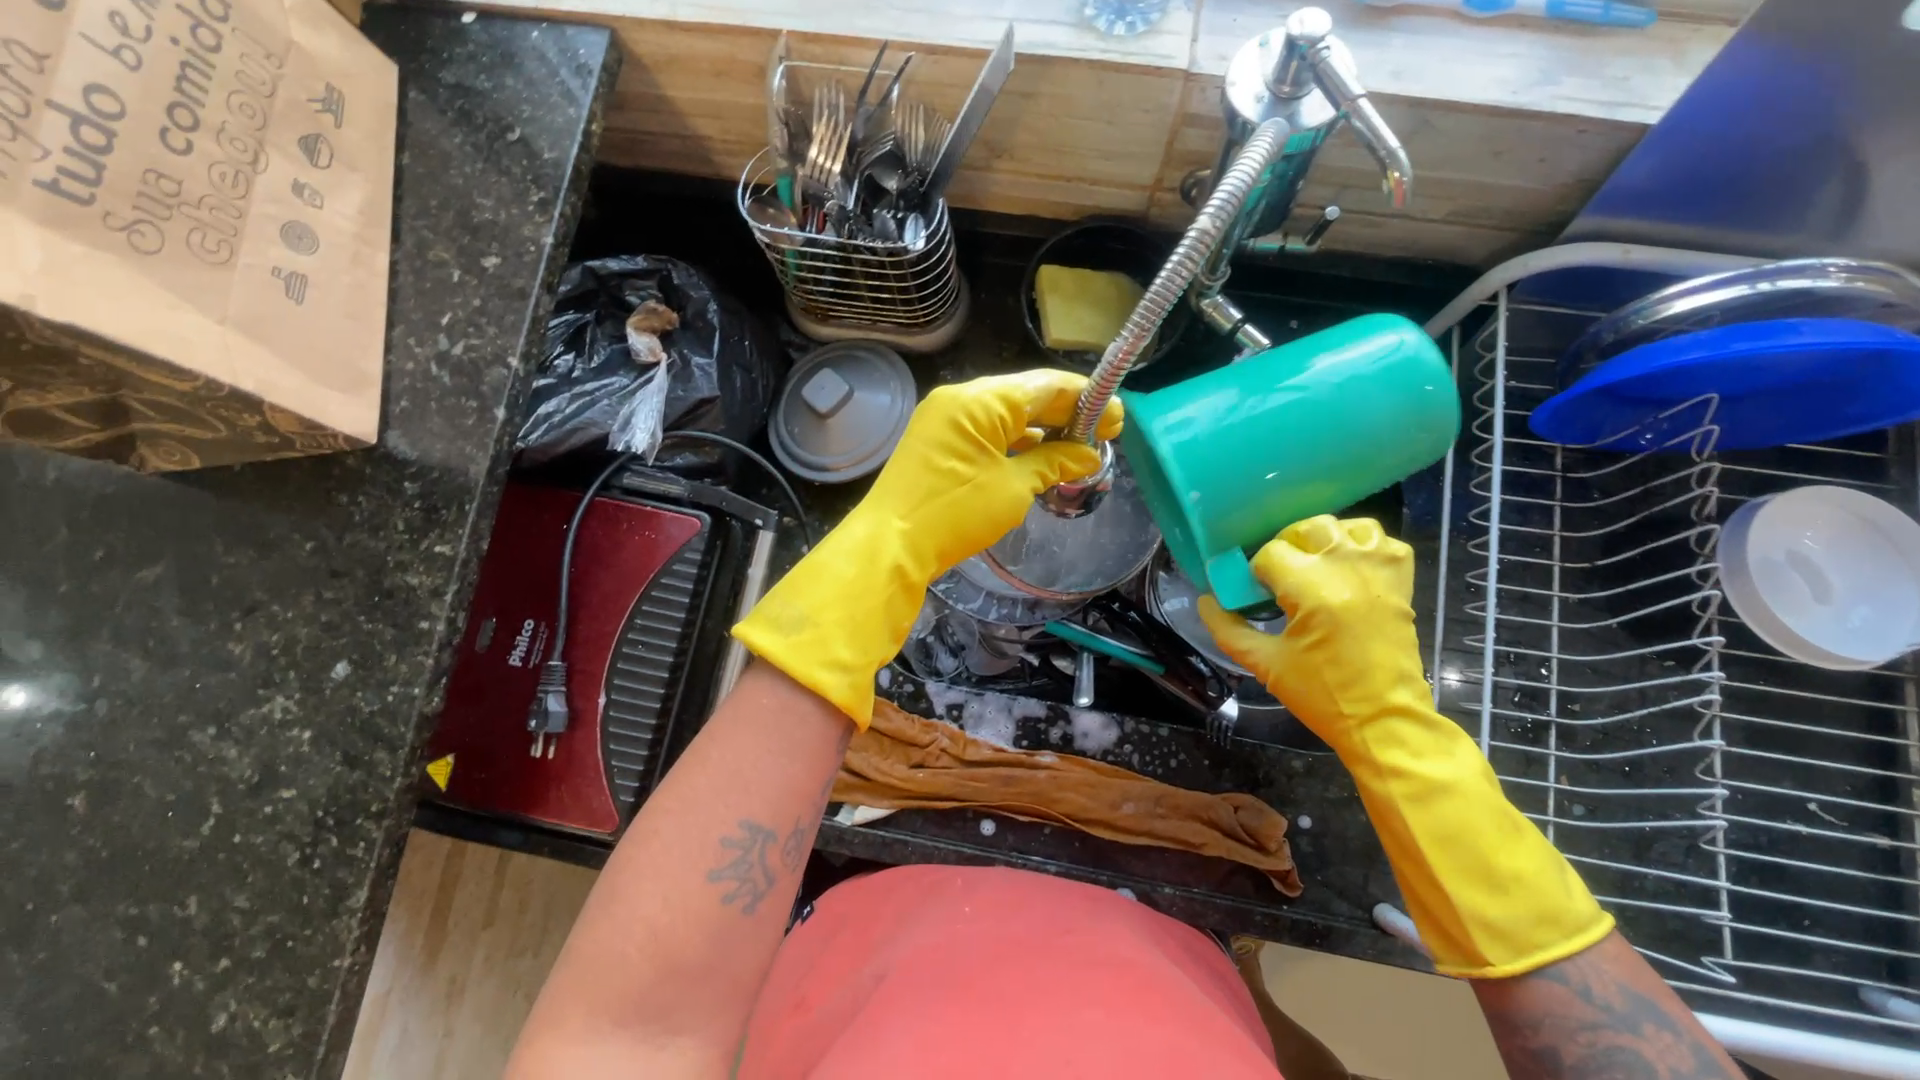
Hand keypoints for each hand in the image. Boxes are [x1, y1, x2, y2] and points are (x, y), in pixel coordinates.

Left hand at [863, 370, 1124, 573]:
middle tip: (1106, 435)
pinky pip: (985, 430)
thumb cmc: (955, 514)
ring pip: (1006, 413)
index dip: (1087, 399)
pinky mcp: (937, 440)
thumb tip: (1087, 454)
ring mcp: (944, 418)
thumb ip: (1053, 463)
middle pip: (1026, 395)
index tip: (1117, 418)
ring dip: (1042, 429)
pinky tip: (1041, 457)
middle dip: (1067, 414)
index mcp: (979, 400)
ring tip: (1079, 449)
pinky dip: (1014, 441)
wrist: (890, 545)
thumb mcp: (1014, 489)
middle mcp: (960, 399)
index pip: (1046, 385)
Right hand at [1196, 515, 1424, 748]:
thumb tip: (1206, 603)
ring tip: (1315, 565)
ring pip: (1347, 527)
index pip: (1271, 554)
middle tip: (1280, 577)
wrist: (1383, 720)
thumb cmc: (1321, 695)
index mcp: (1311, 588)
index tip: (1255, 594)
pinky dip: (1365, 547)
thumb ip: (1228, 629)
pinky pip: (1384, 542)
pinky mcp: (1400, 583)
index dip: (1256, 572)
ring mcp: (1378, 572)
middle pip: (1308, 528)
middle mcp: (1346, 568)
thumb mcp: (1265, 664)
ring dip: (1326, 540)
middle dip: (1287, 547)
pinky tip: (1349, 569)